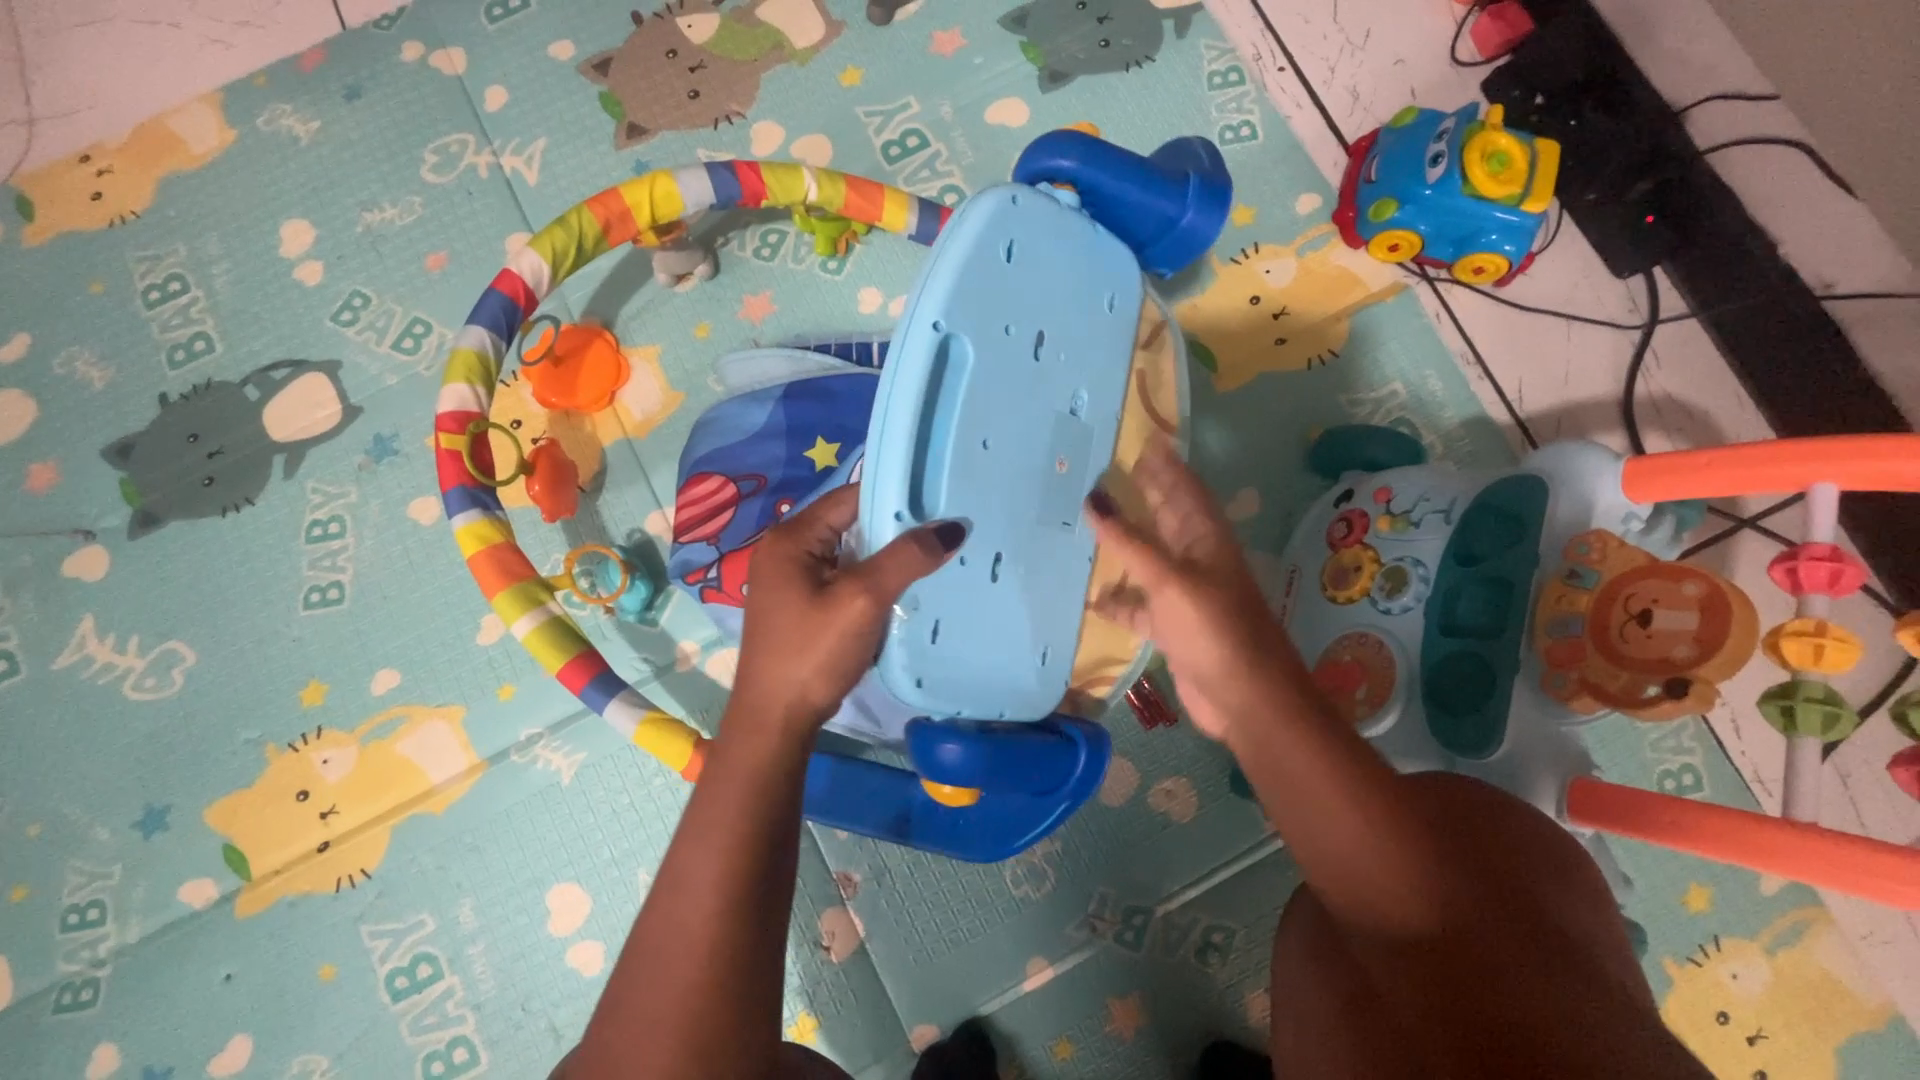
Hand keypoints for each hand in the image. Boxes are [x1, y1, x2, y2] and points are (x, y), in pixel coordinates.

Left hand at [731, 484, 965, 738]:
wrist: (775, 721)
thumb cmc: (814, 653)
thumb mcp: (864, 599)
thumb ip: (906, 558)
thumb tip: (953, 526)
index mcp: (790, 537)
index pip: (851, 496)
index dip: (896, 496)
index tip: (941, 500)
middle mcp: (785, 550)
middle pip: (850, 523)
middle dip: (895, 528)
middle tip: (945, 529)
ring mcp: (790, 581)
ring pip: (849, 554)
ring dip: (885, 557)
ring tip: (934, 555)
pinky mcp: (799, 607)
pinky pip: (842, 579)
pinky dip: (871, 581)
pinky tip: (903, 590)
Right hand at [1085, 439, 1291, 741]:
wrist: (1245, 697)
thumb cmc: (1213, 629)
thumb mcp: (1169, 579)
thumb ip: (1129, 542)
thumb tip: (1092, 500)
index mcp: (1206, 538)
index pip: (1185, 488)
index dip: (1167, 464)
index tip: (1145, 438)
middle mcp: (1196, 560)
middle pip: (1166, 518)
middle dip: (1144, 494)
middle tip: (1112, 469)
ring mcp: (1184, 595)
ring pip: (1148, 560)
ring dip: (1125, 544)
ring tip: (1092, 522)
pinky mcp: (1172, 627)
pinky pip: (1138, 605)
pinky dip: (1118, 600)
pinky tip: (1092, 596)